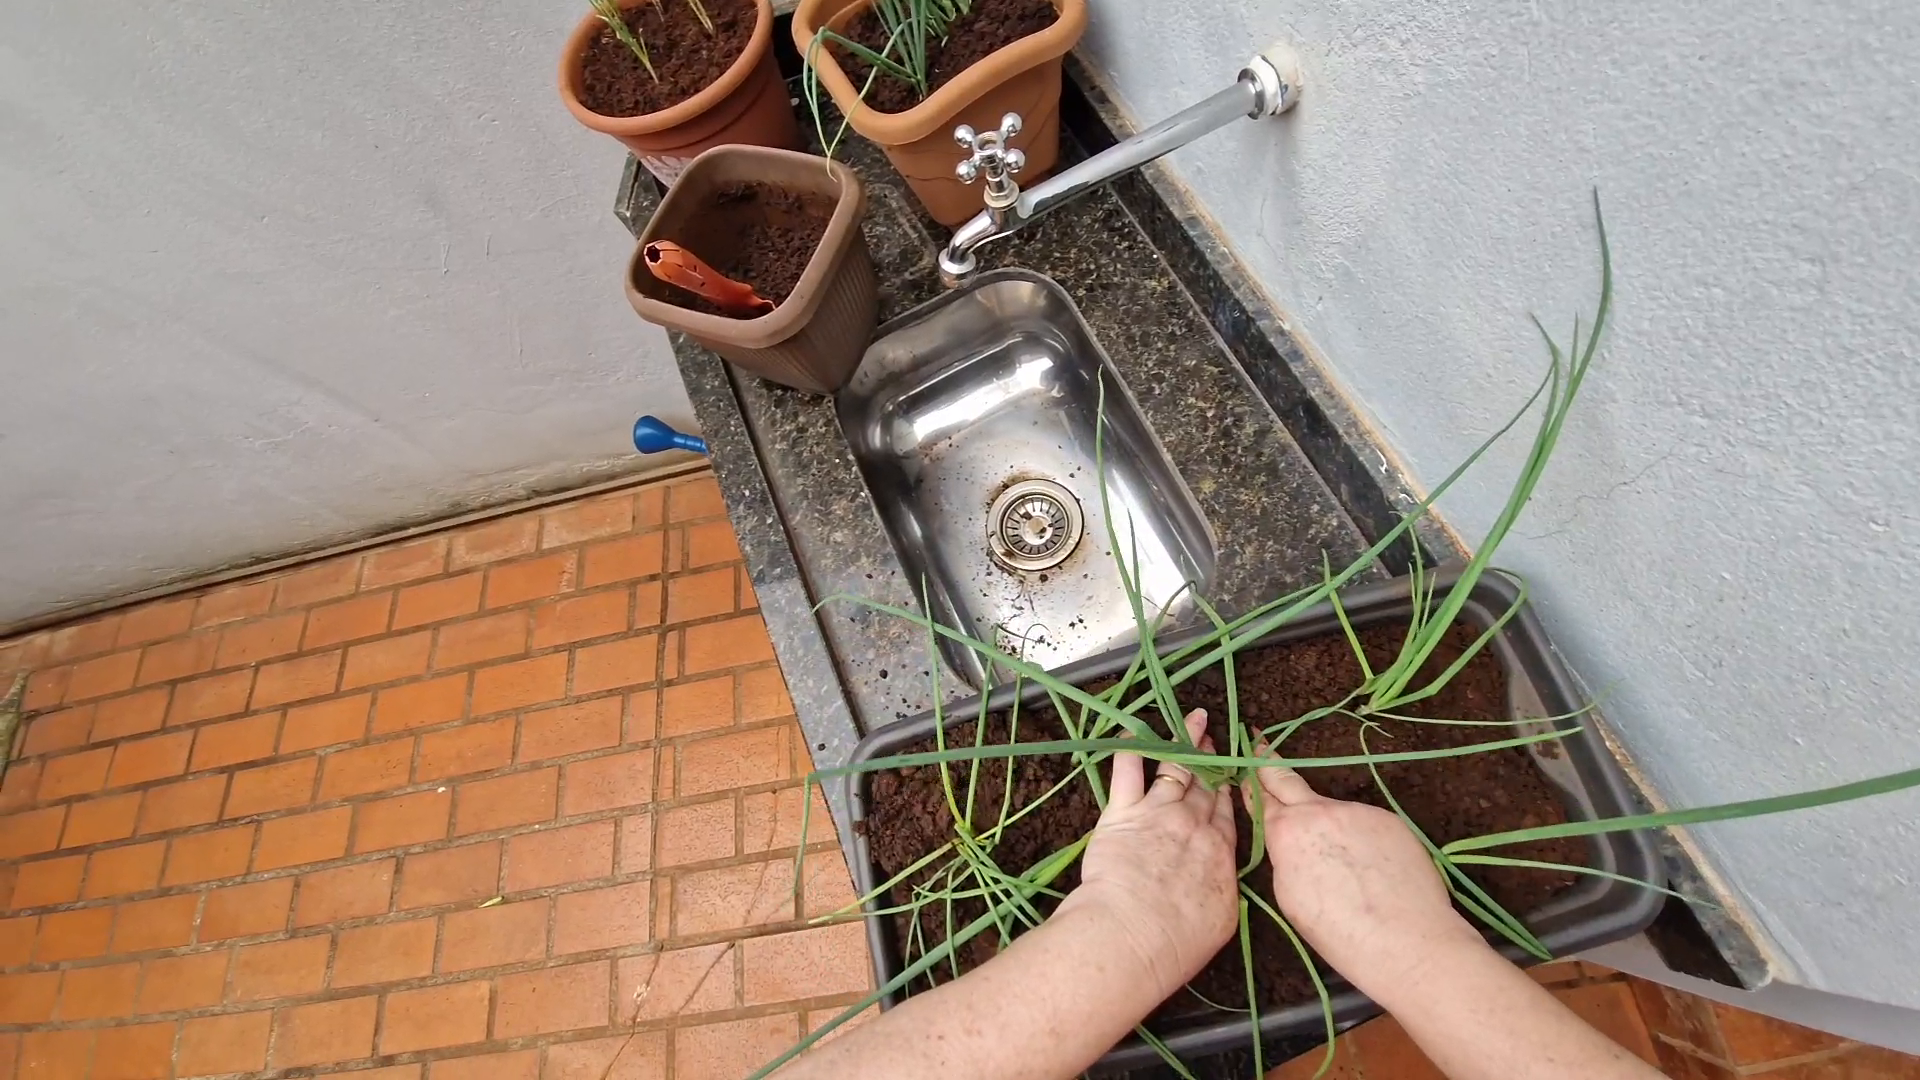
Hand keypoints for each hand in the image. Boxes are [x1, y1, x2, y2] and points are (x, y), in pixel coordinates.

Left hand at [1062, 709, 1238, 1001]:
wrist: (1135, 931)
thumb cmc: (1177, 940)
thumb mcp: (1221, 918)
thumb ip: (1222, 886)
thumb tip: (1219, 875)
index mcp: (1219, 851)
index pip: (1226, 811)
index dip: (1228, 788)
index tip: (1228, 772)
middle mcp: (1192, 824)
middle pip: (1205, 784)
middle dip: (1211, 759)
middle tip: (1213, 738)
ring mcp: (1158, 811)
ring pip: (1175, 767)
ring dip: (1185, 741)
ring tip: (1193, 721)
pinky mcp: (1123, 809)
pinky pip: (1128, 768)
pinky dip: (1132, 745)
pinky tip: (1134, 728)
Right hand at [1244, 754, 1485, 999]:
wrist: (1411, 945)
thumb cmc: (1341, 934)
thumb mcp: (1288, 896)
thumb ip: (1283, 856)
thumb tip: (1289, 843)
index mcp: (1285, 831)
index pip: (1260, 797)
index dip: (1251, 785)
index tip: (1245, 770)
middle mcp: (1317, 811)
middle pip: (1285, 777)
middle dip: (1268, 759)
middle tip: (1259, 738)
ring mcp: (1355, 811)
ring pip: (1331, 810)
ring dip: (1328, 823)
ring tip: (1346, 863)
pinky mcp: (1388, 819)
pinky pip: (1364, 822)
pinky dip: (1361, 837)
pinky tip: (1373, 868)